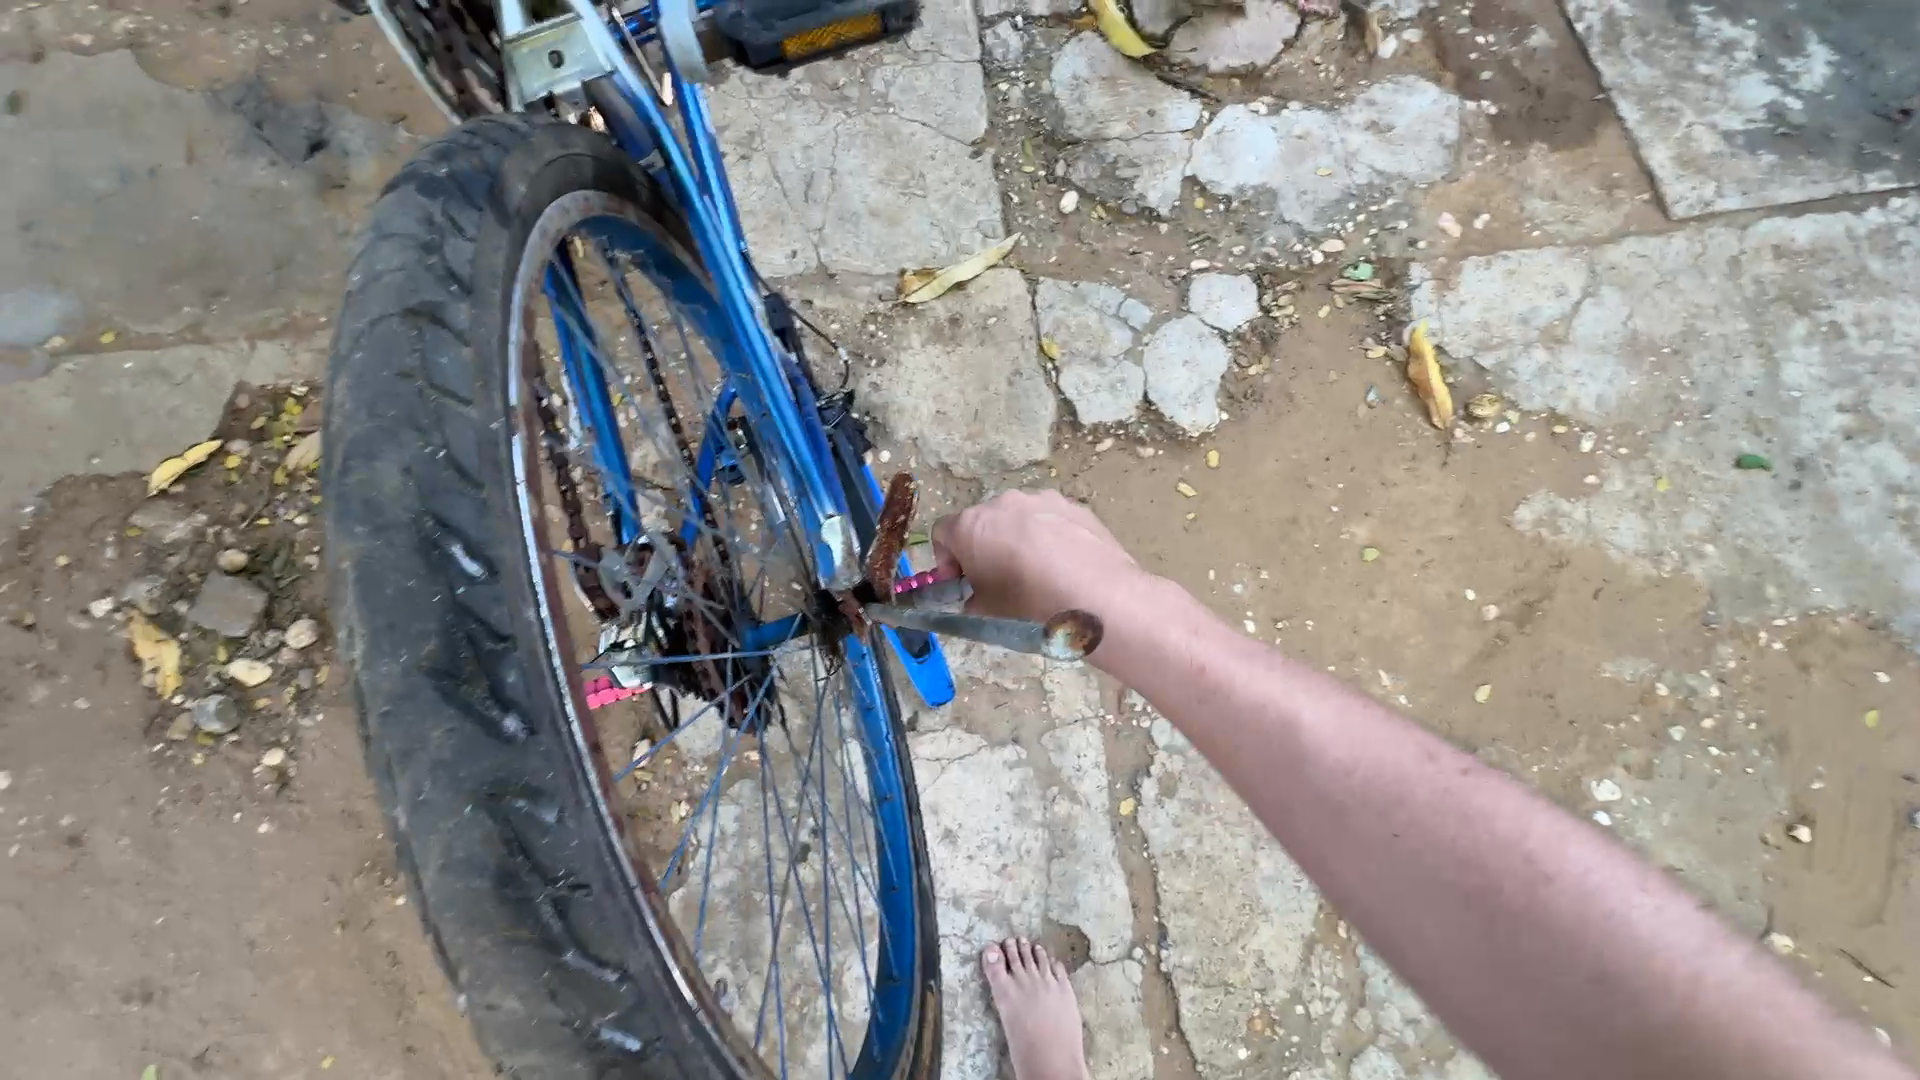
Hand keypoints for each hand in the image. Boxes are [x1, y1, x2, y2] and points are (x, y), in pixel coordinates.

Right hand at [929, 490, 1149, 623]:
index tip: (961, 584)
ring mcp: (1041, 499)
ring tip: (1038, 574)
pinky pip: (1049, 519)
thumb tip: (975, 596)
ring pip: (1017, 518)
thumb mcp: (986, 613)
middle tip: (999, 582)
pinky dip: (1049, 537)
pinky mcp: (1073, 505)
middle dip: (983, 548)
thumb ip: (970, 600)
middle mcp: (1002, 503)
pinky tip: (1065, 566)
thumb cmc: (1030, 606)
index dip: (946, 561)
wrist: (1097, 598)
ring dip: (1017, 540)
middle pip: (981, 522)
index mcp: (971, 525)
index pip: (942, 533)